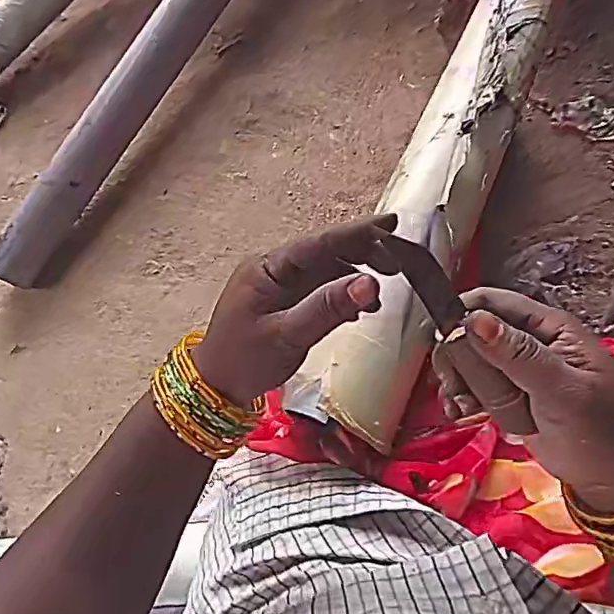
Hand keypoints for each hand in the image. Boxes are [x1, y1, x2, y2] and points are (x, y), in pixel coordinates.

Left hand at [190, 216, 401, 406]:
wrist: (216, 388)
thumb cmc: (241, 360)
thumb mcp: (286, 335)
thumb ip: (326, 308)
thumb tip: (370, 284)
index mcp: (266, 269)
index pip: (318, 244)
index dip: (356, 233)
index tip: (390, 225)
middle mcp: (274, 271)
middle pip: (325, 253)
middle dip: (362, 255)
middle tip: (397, 266)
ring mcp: (281, 288)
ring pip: (327, 273)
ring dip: (355, 279)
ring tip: (381, 295)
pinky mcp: (287, 305)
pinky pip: (321, 292)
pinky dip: (343, 297)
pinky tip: (360, 309)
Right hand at [432, 288, 613, 512]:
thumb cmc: (603, 432)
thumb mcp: (563, 392)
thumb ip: (518, 355)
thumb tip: (475, 320)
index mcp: (550, 328)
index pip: (494, 302)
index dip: (463, 315)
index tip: (443, 341)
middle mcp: (529, 342)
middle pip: (472, 331)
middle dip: (457, 357)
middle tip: (456, 385)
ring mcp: (516, 371)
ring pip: (467, 360)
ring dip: (457, 382)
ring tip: (463, 406)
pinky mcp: (508, 395)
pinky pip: (472, 386)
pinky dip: (461, 398)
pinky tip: (463, 413)